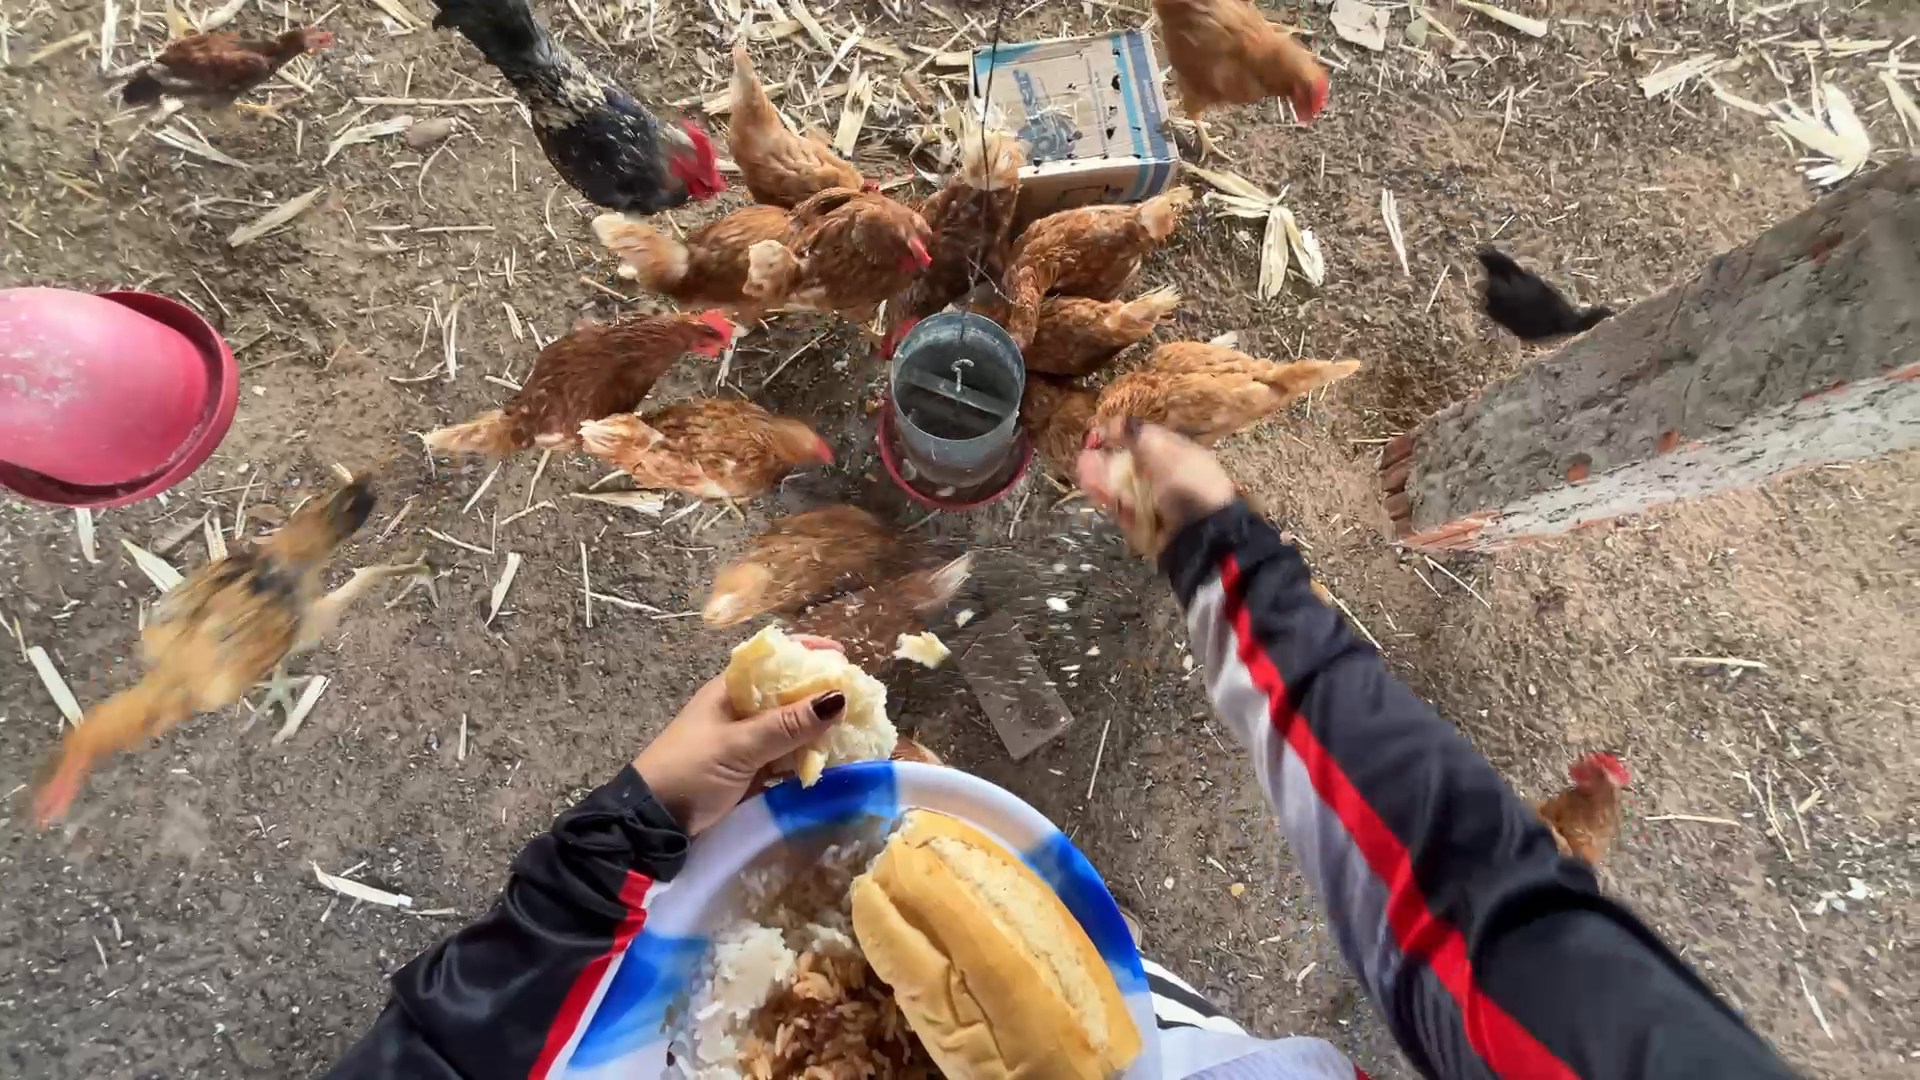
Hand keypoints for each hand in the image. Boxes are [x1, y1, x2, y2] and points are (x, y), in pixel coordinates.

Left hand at [633, 636, 847, 834]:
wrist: (650, 828)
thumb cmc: (689, 773)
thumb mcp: (740, 746)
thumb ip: (788, 724)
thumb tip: (839, 697)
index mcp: (732, 691)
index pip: (774, 659)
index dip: (808, 652)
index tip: (843, 655)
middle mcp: (742, 710)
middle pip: (790, 694)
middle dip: (824, 695)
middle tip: (860, 699)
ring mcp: (747, 742)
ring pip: (793, 728)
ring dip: (821, 730)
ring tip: (857, 731)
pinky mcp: (752, 771)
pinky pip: (789, 757)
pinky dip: (810, 758)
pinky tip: (834, 762)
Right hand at [1076, 418, 1237, 543]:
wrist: (1201, 533)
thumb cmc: (1188, 485)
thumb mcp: (1165, 452)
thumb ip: (1138, 436)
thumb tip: (1116, 421)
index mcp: (1174, 454)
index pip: (1141, 440)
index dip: (1118, 435)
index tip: (1097, 435)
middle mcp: (1162, 476)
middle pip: (1125, 464)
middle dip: (1104, 461)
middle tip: (1085, 458)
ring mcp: (1151, 501)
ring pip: (1119, 487)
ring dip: (1100, 479)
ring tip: (1084, 474)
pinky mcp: (1141, 524)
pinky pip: (1120, 509)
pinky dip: (1108, 500)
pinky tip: (1095, 491)